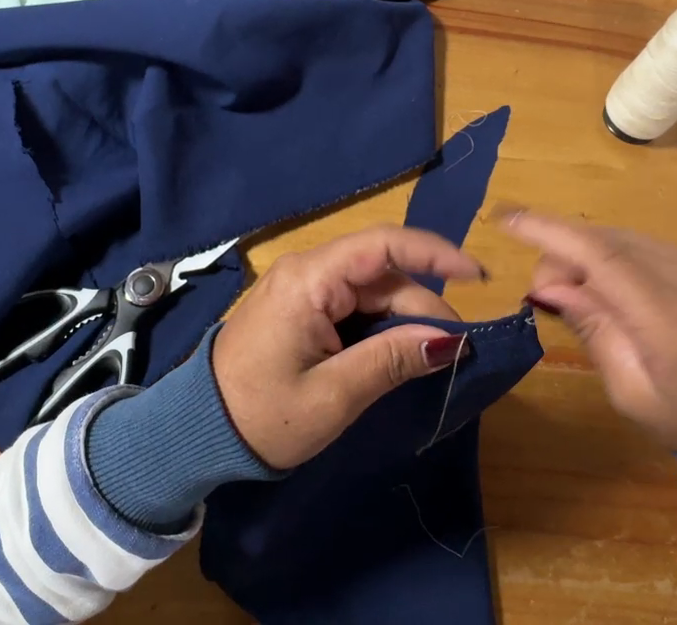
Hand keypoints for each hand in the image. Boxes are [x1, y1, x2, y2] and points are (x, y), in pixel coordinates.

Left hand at [212, 226, 482, 468]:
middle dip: (423, 306)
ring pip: (372, 291)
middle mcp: (307, 270)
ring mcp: (303, 287)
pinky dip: (381, 328)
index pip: (383, 245)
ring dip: (404, 320)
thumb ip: (392, 359)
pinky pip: (353, 306)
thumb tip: (451, 340)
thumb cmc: (263, 415)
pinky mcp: (301, 307)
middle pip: (383, 273)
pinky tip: (397, 355)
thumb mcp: (334, 395)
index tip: (479, 277)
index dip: (435, 253)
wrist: (197, 432)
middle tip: (456, 352)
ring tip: (430, 360)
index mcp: (310, 279)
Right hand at [505, 211, 676, 468]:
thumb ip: (592, 329)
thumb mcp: (632, 393)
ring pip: (621, 238)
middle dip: (560, 253)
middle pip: (606, 242)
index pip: (602, 258)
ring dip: (583, 254)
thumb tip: (549, 284)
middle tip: (541, 292)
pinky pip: (641, 246)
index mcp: (673, 323)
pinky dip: (609, 256)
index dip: (549, 233)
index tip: (506, 219)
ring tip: (571, 293)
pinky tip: (604, 286)